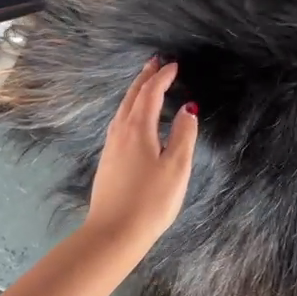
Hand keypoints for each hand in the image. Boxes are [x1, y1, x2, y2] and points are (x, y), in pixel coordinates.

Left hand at [82, 58, 198, 251]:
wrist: (113, 233)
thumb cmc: (150, 201)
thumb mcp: (176, 168)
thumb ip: (183, 135)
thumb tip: (188, 109)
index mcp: (138, 128)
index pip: (150, 93)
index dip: (162, 77)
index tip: (173, 65)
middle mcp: (121, 131)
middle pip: (132, 96)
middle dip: (145, 77)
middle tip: (155, 62)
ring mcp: (111, 145)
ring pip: (123, 108)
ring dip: (135, 92)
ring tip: (145, 83)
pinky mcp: (108, 160)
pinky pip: (119, 121)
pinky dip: (130, 108)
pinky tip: (133, 117)